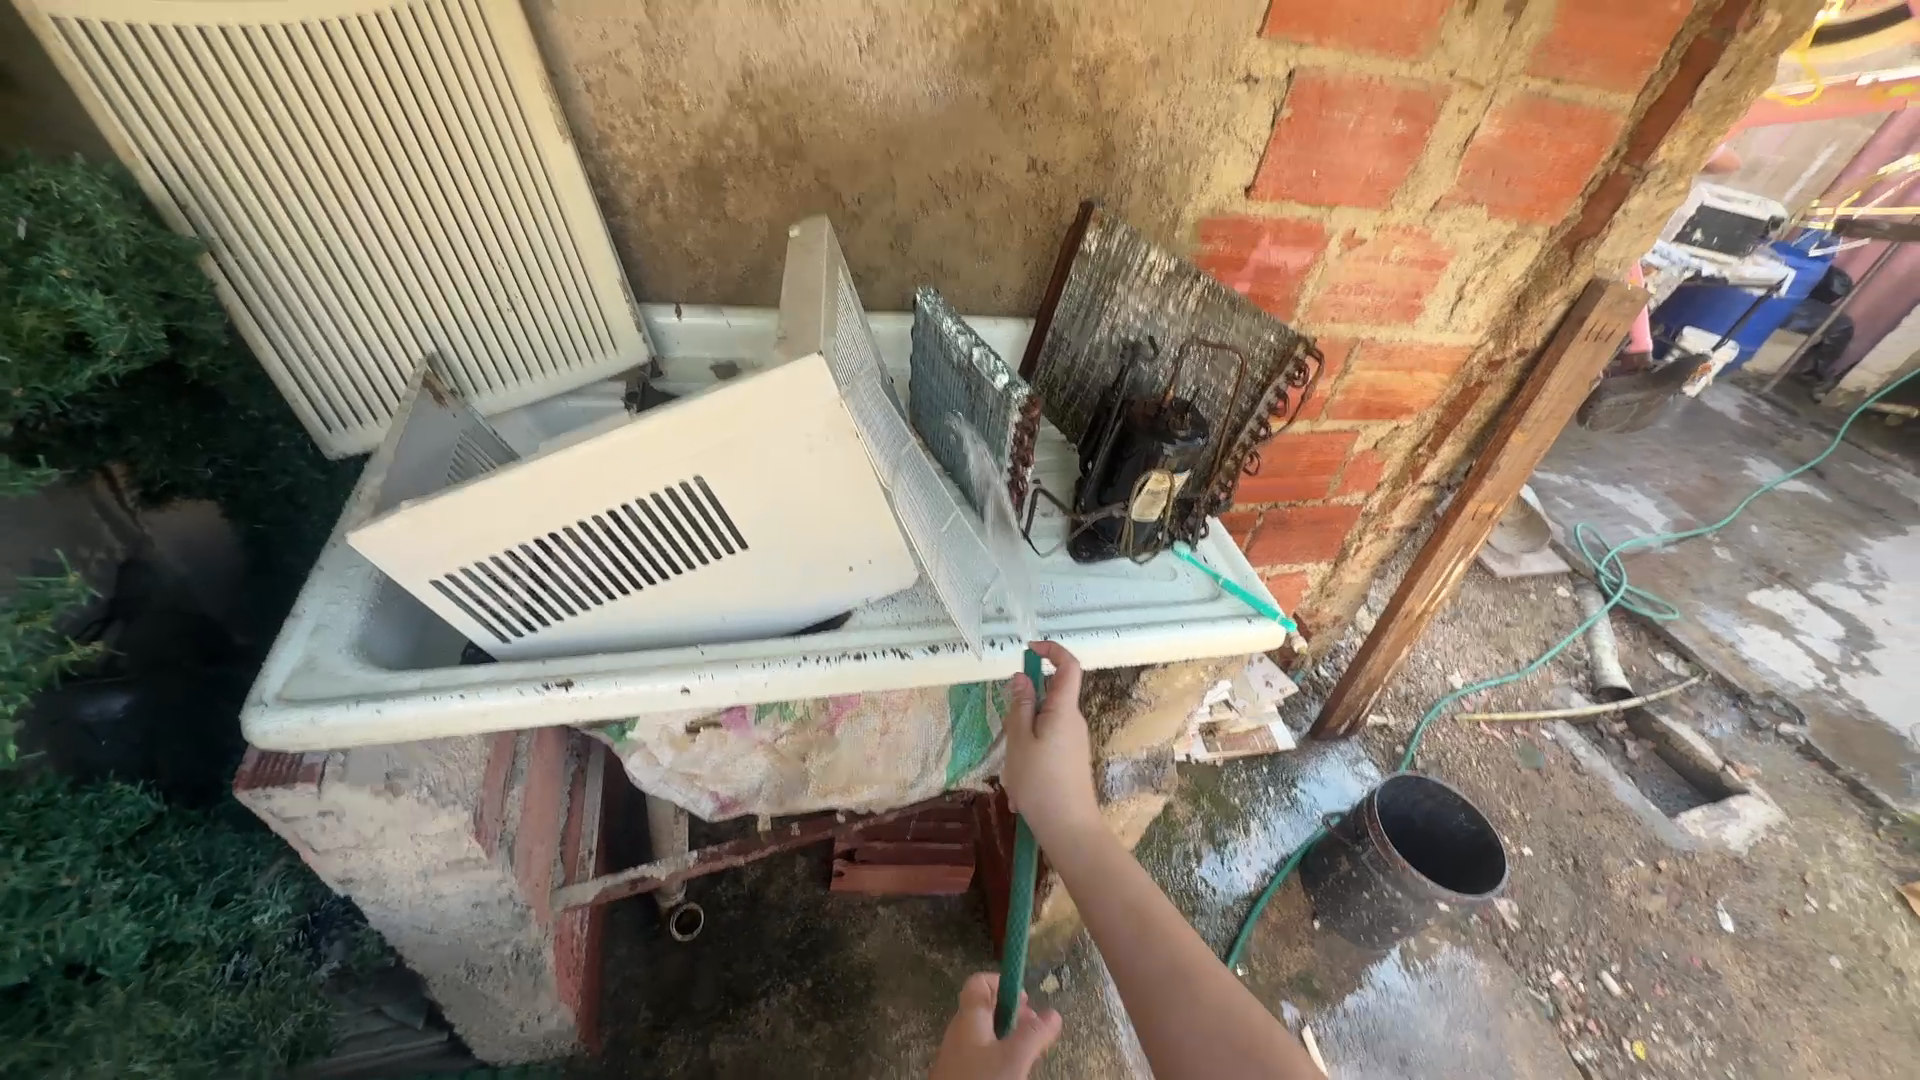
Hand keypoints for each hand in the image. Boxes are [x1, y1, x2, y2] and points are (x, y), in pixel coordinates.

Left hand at [929, 972, 1062, 1079]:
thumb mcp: (1013, 1059)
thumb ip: (1034, 1035)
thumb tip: (1054, 1013)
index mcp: (969, 1017)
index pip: (979, 982)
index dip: (1002, 984)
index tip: (1025, 1001)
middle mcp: (959, 1030)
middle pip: (985, 1009)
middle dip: (1012, 1014)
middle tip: (1034, 1030)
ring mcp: (956, 1054)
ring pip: (984, 1034)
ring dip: (1007, 1037)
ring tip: (1027, 1054)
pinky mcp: (958, 1073)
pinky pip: (979, 1055)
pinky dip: (998, 1055)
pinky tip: (1011, 1072)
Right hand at [1002, 641, 1097, 842]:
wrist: (1070, 830)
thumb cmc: (1041, 782)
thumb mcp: (1019, 741)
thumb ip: (1019, 706)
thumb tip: (1022, 677)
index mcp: (1064, 710)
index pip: (1068, 666)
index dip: (1052, 650)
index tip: (1029, 649)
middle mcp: (1074, 721)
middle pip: (1050, 697)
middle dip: (1023, 708)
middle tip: (1008, 735)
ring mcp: (1074, 742)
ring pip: (1043, 725)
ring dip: (1022, 739)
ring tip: (1014, 773)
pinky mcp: (1070, 760)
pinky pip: (1046, 746)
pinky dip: (1028, 758)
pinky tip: (1020, 791)